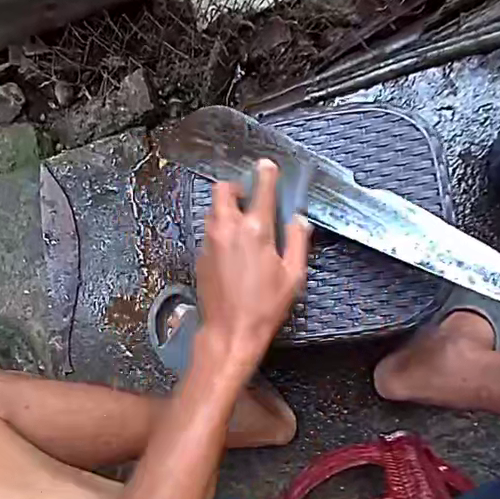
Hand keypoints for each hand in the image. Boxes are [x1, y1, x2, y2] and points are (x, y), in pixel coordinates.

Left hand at [195, 160, 311, 368]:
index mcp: (255, 230)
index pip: (261, 188)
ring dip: (227, 208)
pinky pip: (209, 232)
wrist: (229, 332)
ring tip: (244, 224)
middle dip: (236, 187)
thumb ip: (297, 241)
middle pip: (223, 190)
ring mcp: (210, 242)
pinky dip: (220, 231)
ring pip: (213, 210)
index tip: (267, 167)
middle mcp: (227, 230)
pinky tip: (233, 249)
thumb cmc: (263, 308)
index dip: (266, 173)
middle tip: (250, 197)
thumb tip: (299, 221)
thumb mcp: (293, 276)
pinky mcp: (200, 256)